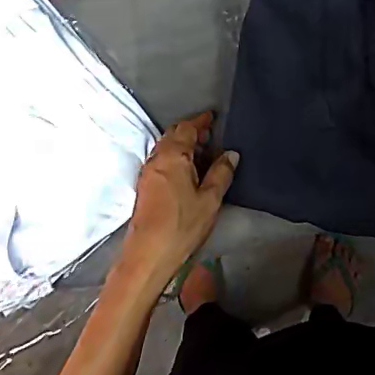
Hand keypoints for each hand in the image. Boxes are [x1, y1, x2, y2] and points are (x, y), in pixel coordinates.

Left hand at [114, 111, 237, 289]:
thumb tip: (230, 154)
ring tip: (203, 153)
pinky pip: (161, 163)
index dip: (201, 121)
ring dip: (183, 146)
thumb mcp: (210, 198)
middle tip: (210, 135)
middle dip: (191, 132)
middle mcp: (156, 161)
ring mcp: (147, 175)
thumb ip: (222, 173)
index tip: (213, 118)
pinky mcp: (145, 189)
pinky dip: (176, 159)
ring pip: (165, 149)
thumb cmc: (181, 225)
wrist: (147, 257)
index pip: (186, 128)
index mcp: (172, 157)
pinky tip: (189, 172)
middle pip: (172, 136)